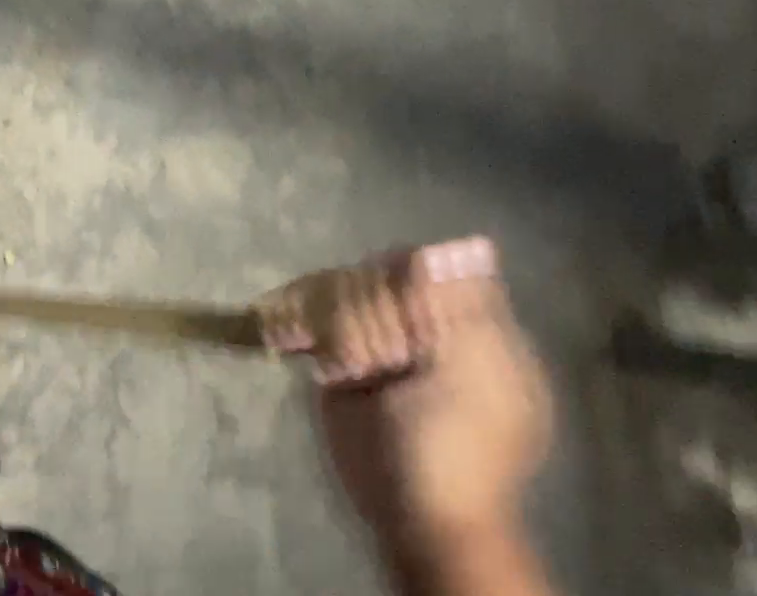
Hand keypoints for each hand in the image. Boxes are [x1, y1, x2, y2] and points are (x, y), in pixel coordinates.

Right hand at [309, 262, 552, 548]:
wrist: (412, 511)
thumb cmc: (454, 450)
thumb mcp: (471, 377)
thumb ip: (460, 309)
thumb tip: (466, 245)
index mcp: (467, 327)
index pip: (419, 268)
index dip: (397, 287)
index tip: (397, 323)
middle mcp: (420, 325)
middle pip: (368, 278)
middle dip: (361, 317)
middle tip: (372, 364)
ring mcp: (376, 341)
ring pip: (332, 294)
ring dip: (328, 325)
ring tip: (337, 368)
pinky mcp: (338, 359)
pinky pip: (308, 319)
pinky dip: (293, 325)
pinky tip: (285, 339)